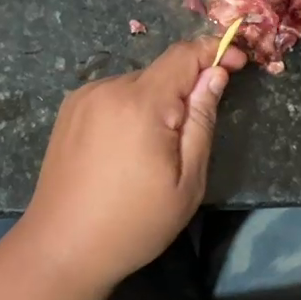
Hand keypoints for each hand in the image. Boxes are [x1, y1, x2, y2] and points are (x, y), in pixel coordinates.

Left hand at [11, 38, 243, 296]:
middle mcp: (109, 87)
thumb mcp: (187, 181)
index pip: (183, 55)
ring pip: (136, 85)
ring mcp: (84, 96)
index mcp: (141, 102)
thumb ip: (202, 120)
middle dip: (184, 91)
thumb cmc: (134, 222)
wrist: (61, 247)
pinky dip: (129, 111)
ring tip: (151, 155)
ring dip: (155, 104)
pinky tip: (124, 151)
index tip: (239, 62)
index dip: (214, 52)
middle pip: (160, 73)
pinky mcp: (69, 109)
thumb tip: (215, 74)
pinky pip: (113, 96)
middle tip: (190, 139)